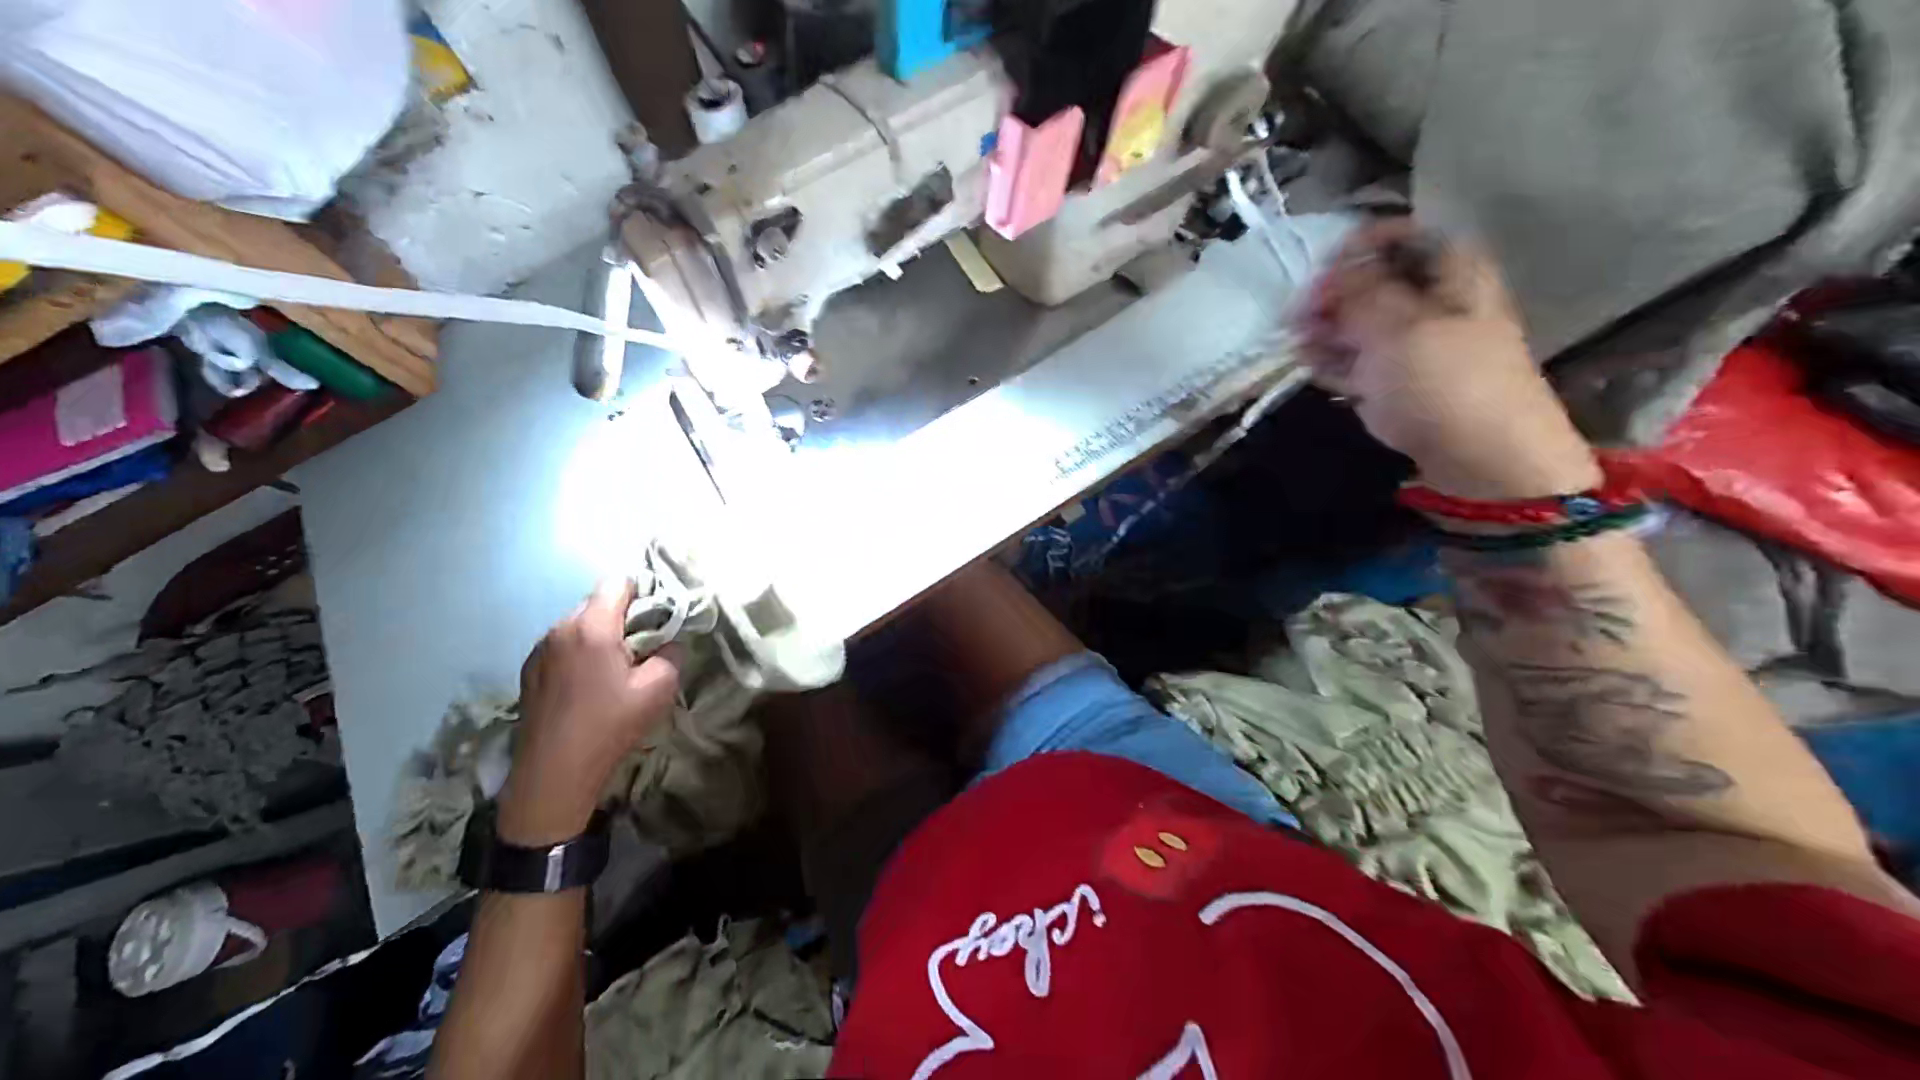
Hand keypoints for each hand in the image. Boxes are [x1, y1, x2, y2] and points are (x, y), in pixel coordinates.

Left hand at [498, 578, 680, 844]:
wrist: (553, 773)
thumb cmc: (610, 725)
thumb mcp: (659, 689)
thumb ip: (672, 654)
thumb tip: (669, 642)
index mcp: (592, 627)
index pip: (619, 582)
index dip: (644, 594)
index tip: (657, 621)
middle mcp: (560, 628)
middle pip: (598, 601)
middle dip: (623, 616)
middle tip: (641, 648)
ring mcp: (540, 649)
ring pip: (579, 624)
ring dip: (600, 635)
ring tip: (614, 669)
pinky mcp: (529, 670)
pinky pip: (563, 645)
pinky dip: (580, 653)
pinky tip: (588, 685)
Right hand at [1297, 218, 1600, 498]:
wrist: (1483, 458)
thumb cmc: (1446, 383)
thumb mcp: (1399, 327)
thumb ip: (1360, 292)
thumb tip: (1334, 268)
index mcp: (1450, 273)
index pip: (1400, 236)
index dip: (1357, 247)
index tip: (1320, 270)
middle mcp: (1431, 302)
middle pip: (1371, 282)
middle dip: (1331, 295)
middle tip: (1298, 316)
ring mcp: (1412, 344)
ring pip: (1357, 323)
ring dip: (1325, 330)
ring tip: (1299, 345)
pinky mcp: (1396, 380)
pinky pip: (1356, 360)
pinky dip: (1333, 360)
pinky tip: (1312, 365)